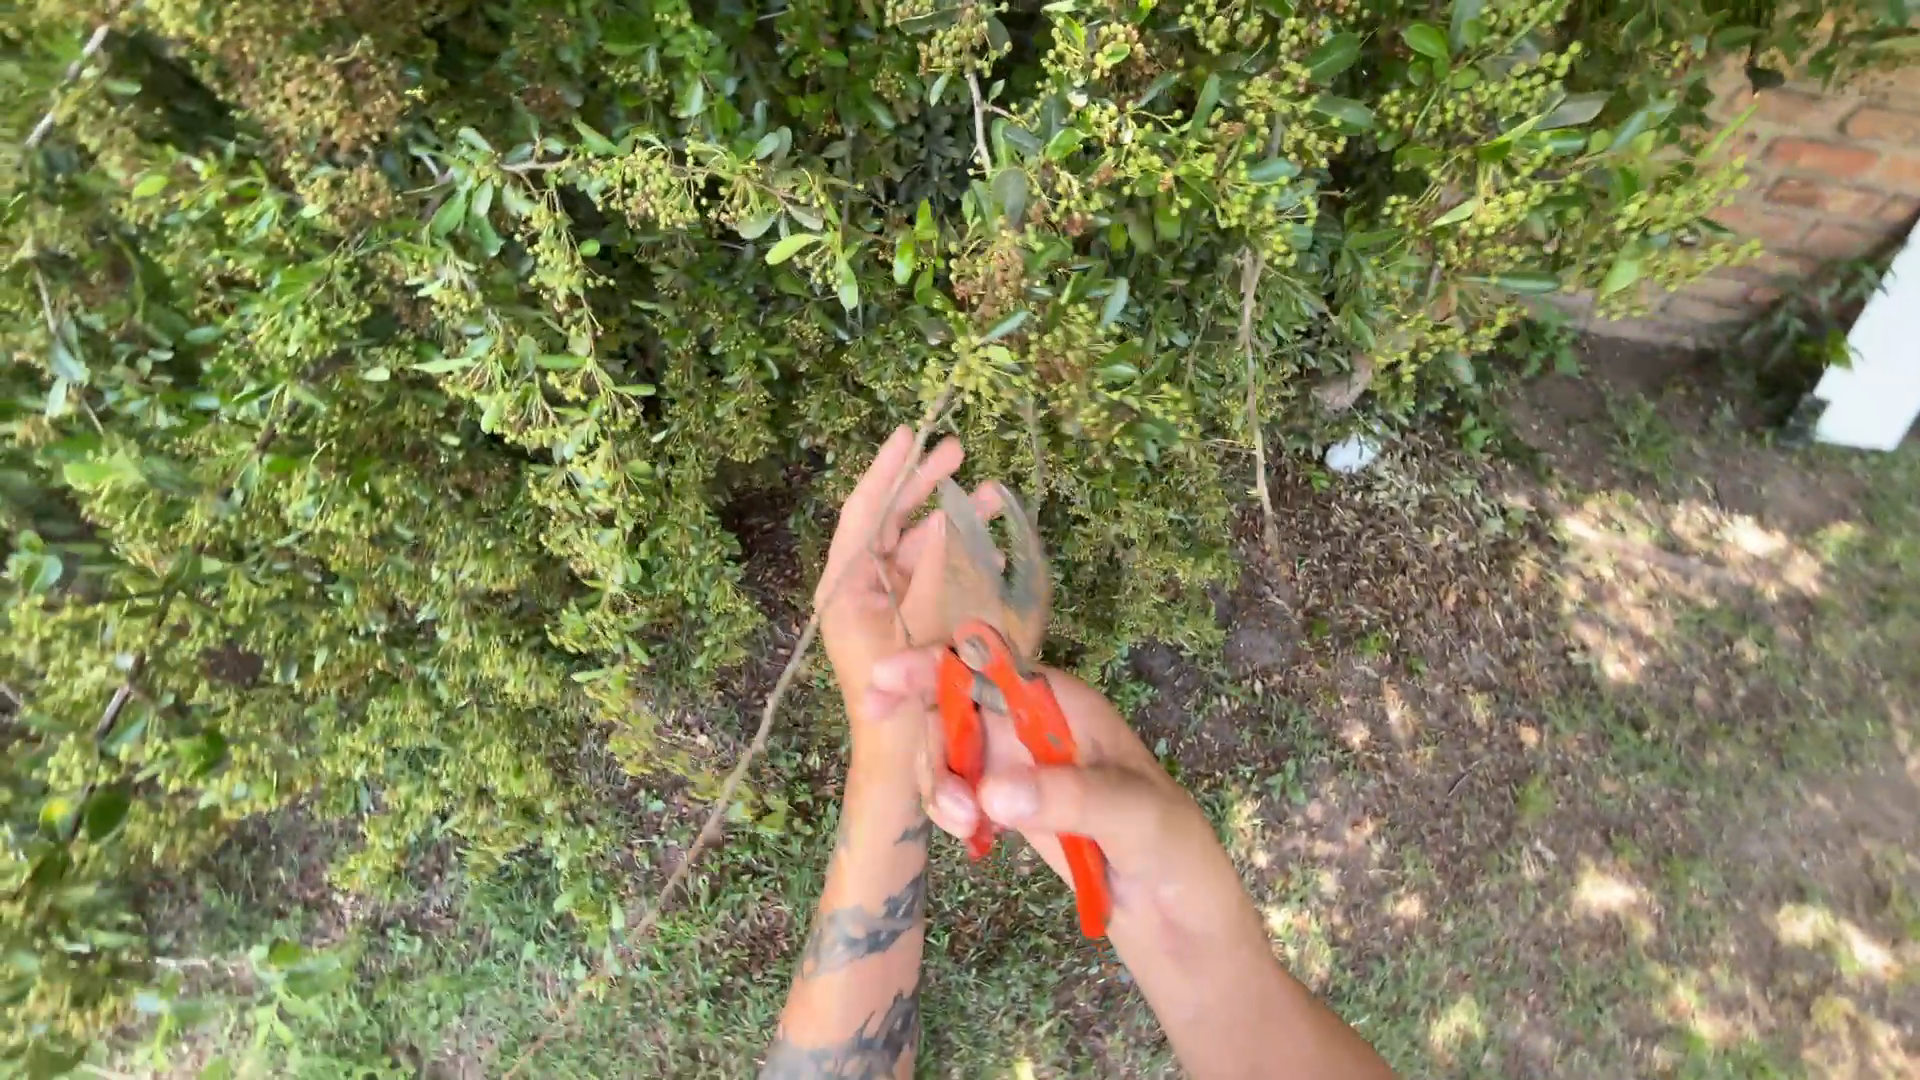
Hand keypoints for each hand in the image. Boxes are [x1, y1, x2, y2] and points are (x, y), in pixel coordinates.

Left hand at [815, 426, 996, 761]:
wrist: (901, 763)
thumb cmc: (904, 702)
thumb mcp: (922, 629)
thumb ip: (933, 574)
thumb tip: (946, 523)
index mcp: (845, 587)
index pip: (863, 513)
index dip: (887, 471)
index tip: (908, 433)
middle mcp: (857, 587)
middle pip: (890, 520)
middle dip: (923, 484)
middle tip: (957, 450)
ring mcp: (880, 601)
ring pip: (914, 543)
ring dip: (949, 518)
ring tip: (989, 492)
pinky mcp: (902, 616)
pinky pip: (928, 571)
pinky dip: (954, 553)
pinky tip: (987, 539)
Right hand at [865, 652, 1256, 943]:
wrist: (1174, 911)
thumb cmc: (1172, 848)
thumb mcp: (1136, 816)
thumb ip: (1069, 797)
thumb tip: (992, 792)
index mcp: (1062, 701)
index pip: (987, 662)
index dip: (933, 661)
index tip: (884, 681)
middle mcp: (1030, 723)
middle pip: (951, 704)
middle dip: (934, 746)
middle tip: (953, 807)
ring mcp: (1015, 762)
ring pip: (944, 748)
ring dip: (939, 784)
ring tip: (970, 831)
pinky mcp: (1007, 801)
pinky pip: (955, 788)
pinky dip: (948, 808)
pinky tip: (975, 838)